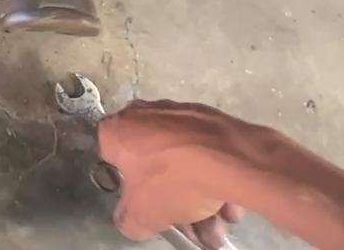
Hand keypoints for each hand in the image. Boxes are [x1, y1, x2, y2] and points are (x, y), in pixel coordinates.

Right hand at [98, 100, 266, 248]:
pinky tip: (231, 204)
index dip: (133, 191)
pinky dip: (214, 177)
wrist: (229, 156)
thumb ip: (129, 220)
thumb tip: (130, 223)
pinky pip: (203, 152)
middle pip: (152, 166)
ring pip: (181, 162)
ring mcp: (172, 114)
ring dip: (198, 196)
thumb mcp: (145, 213)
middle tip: (195, 228)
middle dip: (174, 201)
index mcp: (113, 131)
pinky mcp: (205, 118)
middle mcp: (137, 115)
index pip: (112, 162)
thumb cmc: (173, 179)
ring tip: (221, 223)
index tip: (154, 211)